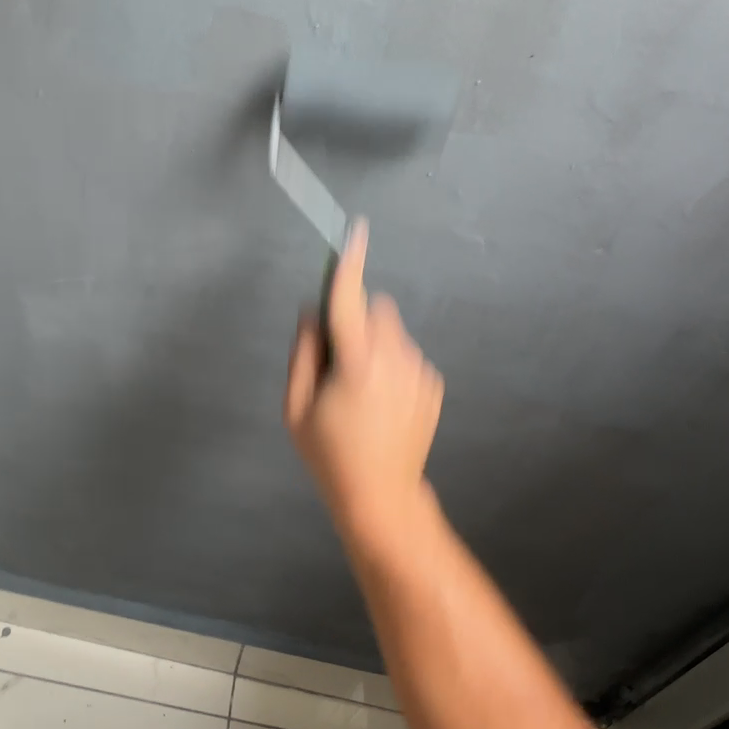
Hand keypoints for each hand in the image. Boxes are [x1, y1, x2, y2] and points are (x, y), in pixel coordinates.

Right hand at [285, 219, 443, 532]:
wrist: (381, 495)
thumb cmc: (328, 454)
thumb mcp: (295, 408)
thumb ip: (302, 353)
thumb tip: (312, 313)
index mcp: (357, 365)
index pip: (350, 302)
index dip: (349, 265)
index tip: (354, 232)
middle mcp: (395, 359)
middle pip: (376, 309)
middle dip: (356, 321)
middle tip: (338, 362)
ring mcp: (420, 371)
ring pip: (392, 332)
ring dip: (375, 344)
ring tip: (361, 390)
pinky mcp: (433, 383)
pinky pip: (406, 354)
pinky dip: (392, 364)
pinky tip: (382, 403)